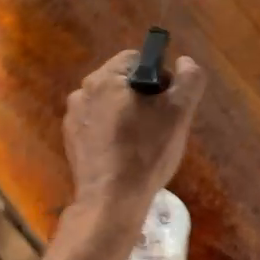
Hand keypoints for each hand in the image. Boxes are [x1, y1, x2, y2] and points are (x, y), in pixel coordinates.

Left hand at [62, 49, 205, 217]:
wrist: (112, 200)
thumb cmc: (146, 151)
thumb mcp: (179, 113)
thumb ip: (189, 80)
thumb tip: (184, 61)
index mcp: (105, 78)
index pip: (138, 59)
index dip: (160, 76)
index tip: (169, 101)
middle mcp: (82, 92)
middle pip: (123, 82)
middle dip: (143, 97)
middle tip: (160, 124)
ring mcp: (73, 118)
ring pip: (110, 105)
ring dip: (127, 116)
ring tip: (143, 143)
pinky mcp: (71, 142)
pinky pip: (98, 127)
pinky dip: (112, 134)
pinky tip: (125, 155)